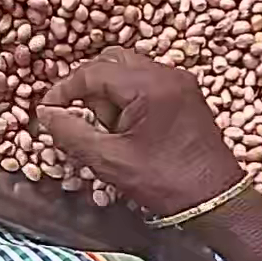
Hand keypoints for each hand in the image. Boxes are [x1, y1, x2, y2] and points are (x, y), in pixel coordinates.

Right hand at [35, 48, 245, 217]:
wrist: (215, 199)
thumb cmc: (163, 181)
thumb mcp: (109, 160)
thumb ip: (71, 133)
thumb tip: (46, 114)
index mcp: (149, 86)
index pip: (94, 71)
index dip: (65, 89)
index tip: (49, 109)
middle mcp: (167, 74)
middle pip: (112, 61)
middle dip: (89, 87)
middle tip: (79, 117)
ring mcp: (180, 82)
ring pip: (129, 70)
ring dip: (109, 92)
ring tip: (107, 128)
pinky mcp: (187, 94)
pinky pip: (147, 82)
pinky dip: (129, 97)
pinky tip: (126, 128)